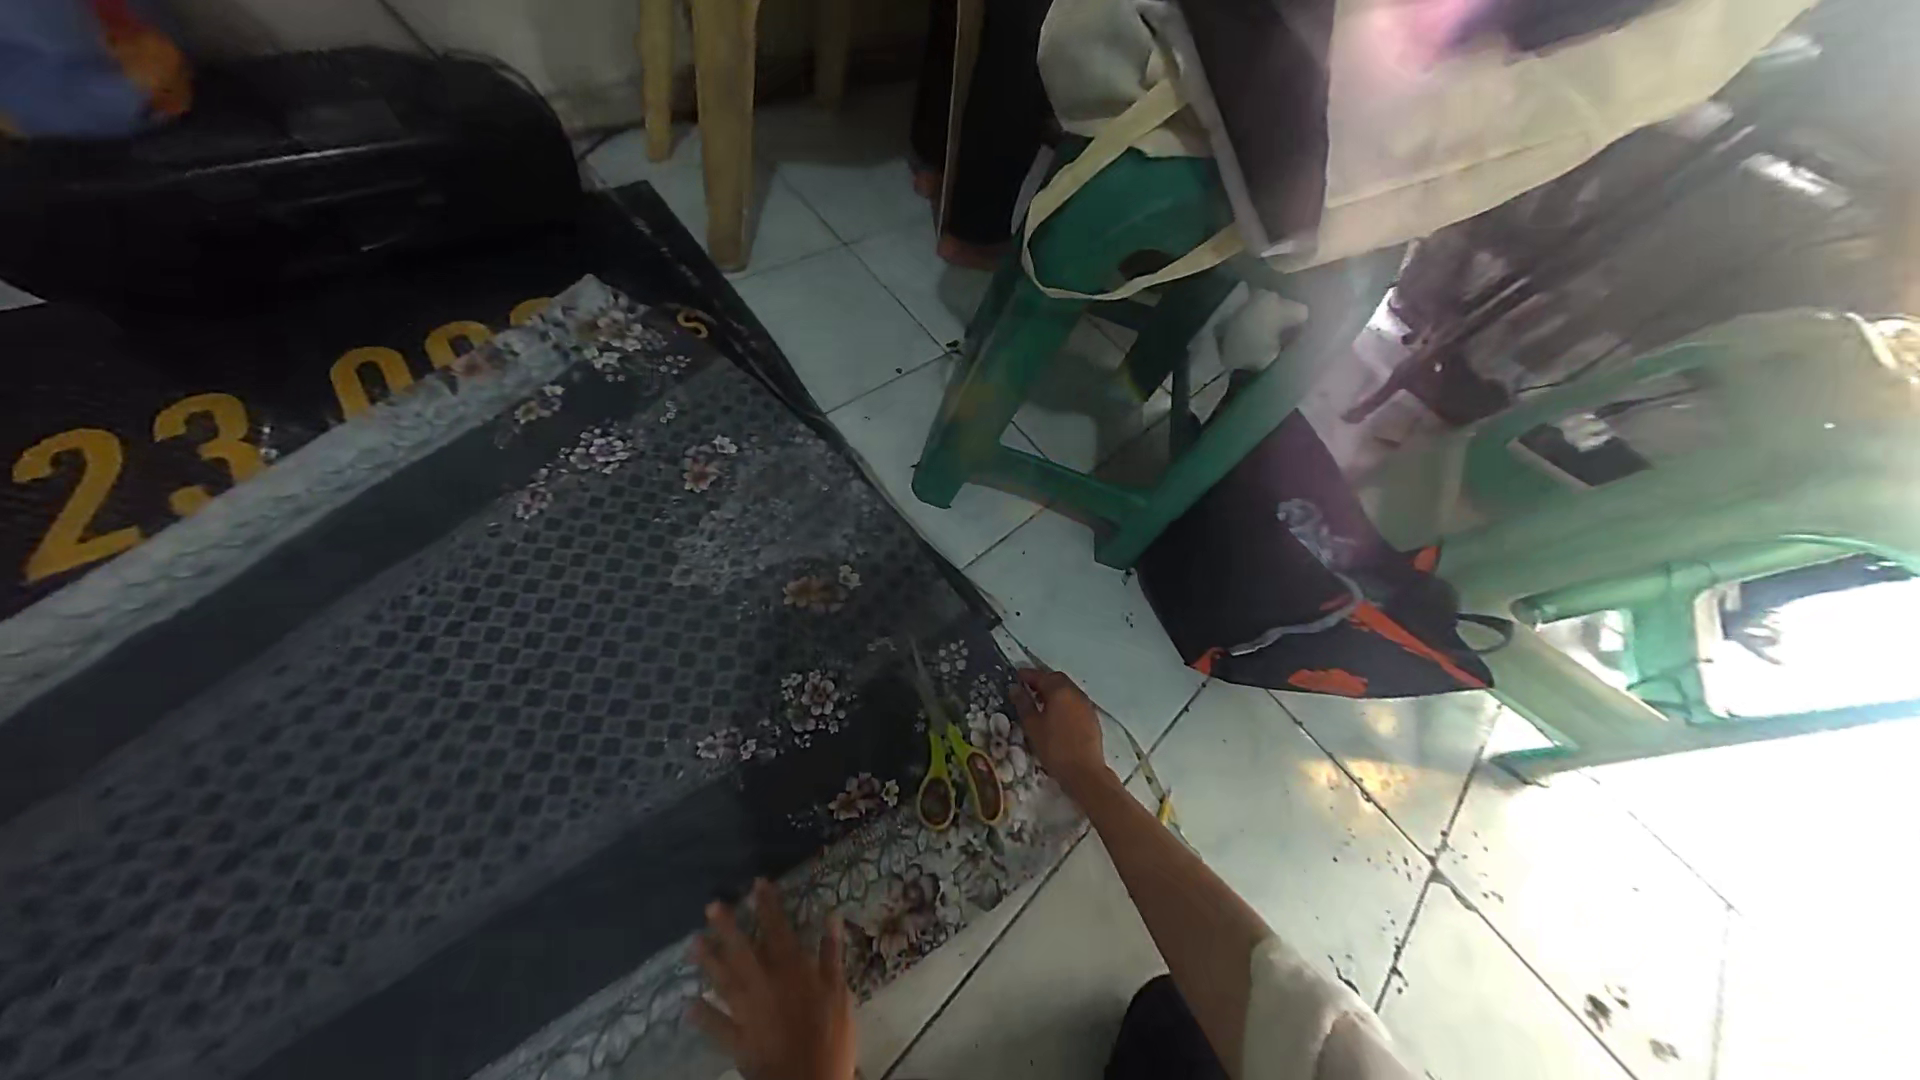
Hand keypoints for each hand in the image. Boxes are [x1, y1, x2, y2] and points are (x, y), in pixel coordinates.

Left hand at [689, 879, 856, 1079]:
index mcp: (791, 968)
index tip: (757, 883)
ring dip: (708, 962)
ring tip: (692, 943)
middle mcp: (764, 983)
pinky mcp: (737, 1040)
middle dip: (727, 927)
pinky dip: (701, 1015)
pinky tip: (687, 1005)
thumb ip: (831, 954)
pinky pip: (716, 1025)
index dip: (767, 904)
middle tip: (711, 907)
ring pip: (724, 981)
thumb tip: (832, 917)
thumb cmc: (829, 1036)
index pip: (777, 928)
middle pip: (742, 950)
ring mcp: (747, 1012)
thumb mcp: (839, 991)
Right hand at [1013, 667, 1113, 797]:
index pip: (1041, 676)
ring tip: (1040, 701)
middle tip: (1028, 688)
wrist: (1084, 772)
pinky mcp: (1092, 716)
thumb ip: (1023, 703)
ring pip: (1068, 689)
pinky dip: (1064, 700)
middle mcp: (1075, 693)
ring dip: (1054, 690)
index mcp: (1059, 691)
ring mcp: (1086, 704)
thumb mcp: (1032, 725)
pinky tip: (1056, 714)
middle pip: (1057, 679)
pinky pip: (1075, 700)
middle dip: (1042, 680)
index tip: (1017, 675)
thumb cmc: (1054, 748)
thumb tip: (1015, 688)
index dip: (1028, 674)